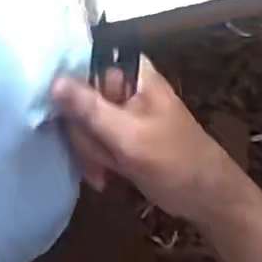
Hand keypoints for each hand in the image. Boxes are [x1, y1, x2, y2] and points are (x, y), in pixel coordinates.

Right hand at [51, 57, 257, 229]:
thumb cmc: (177, 162)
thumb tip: (54, 81)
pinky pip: (90, 139)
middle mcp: (123, 84)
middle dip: (86, 133)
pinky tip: (105, 177)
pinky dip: (96, 160)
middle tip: (105, 153)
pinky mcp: (117, 134)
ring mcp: (120, 110)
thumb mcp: (130, 136)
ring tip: (109, 170)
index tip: (67, 116)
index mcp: (131, 71)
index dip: (70, 88)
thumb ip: (91, 109)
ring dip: (91, 151)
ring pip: (81, 121)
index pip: (84, 62)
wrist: (208, 199)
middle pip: (78, 96)